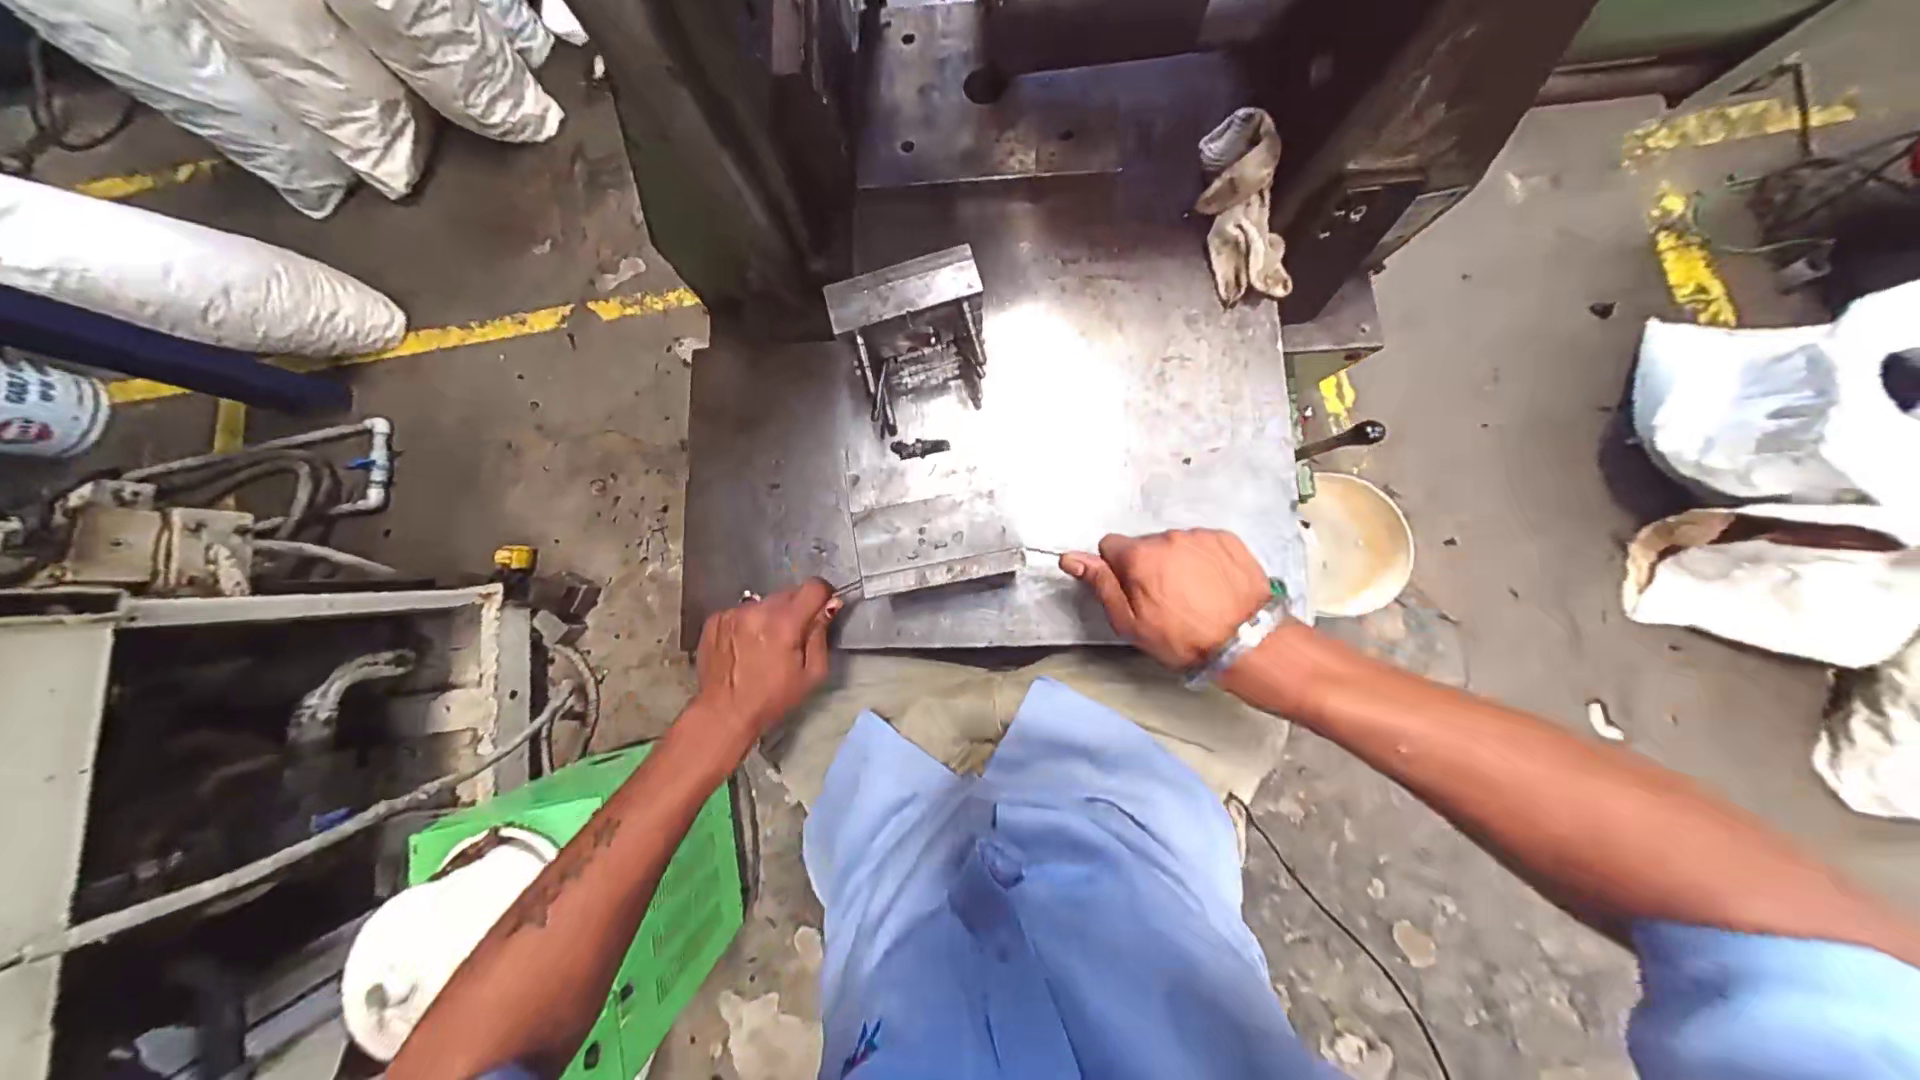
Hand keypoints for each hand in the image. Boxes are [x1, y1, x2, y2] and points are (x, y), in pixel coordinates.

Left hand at [690, 579, 841, 746]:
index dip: (823, 596)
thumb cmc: (772, 699)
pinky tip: (744, 647)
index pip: (813, 587)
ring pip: (764, 603)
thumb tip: (830, 605)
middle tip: (791, 638)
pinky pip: (742, 612)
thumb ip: (821, 635)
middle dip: (796, 610)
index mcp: (785, 623)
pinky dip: (748, 623)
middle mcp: (758, 610)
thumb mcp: (812, 674)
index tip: (822, 610)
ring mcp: (733, 613)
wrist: (722, 714)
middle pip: (788, 593)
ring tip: (764, 645)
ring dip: (770, 616)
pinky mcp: (715, 619)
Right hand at [1061, 530, 1270, 669]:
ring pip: (1173, 544)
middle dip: (1147, 566)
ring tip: (1192, 594)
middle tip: (1163, 600)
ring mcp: (1200, 536)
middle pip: (1143, 545)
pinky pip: (1201, 543)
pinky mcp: (1226, 539)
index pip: (1110, 546)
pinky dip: (1201, 559)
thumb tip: (1071, 559)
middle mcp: (1168, 537)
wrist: (1247, 642)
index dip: (1116, 570)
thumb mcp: (1130, 621)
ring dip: (1175, 562)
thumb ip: (1100, 584)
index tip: (1131, 591)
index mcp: (1139, 556)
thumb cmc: (1184, 639)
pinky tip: (1210, 585)